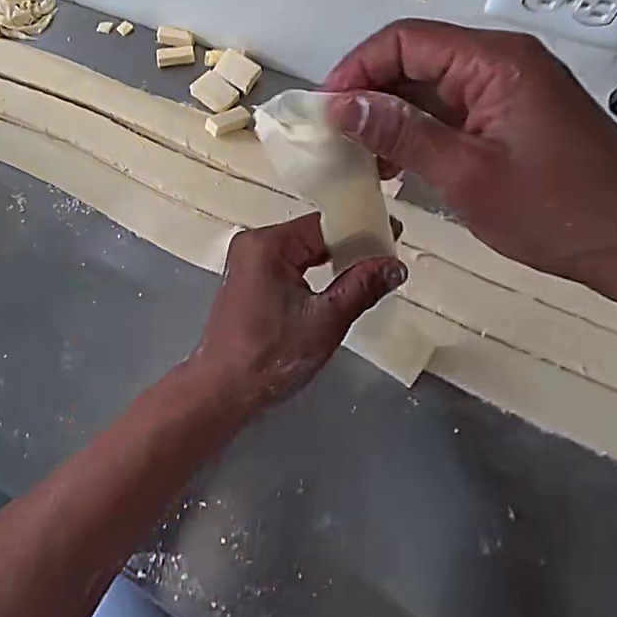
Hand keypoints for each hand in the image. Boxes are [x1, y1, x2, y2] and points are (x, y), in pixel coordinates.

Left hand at [188, 213, 406, 411]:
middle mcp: (255, 244)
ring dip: (334, 259)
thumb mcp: (325, 321)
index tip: (392, 231)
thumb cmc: (270, 356)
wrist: (222, 392)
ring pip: (303, 250)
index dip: (360, 228)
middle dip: (350, 244)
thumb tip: (395, 266)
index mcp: (267, 244)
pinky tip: (340, 280)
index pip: (323, 224)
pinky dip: (316, 271)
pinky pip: (291, 264)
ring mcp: (250, 261)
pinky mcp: (250, 279)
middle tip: (388, 250)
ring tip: (372, 266)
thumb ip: (361, 287)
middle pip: (313, 234)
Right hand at [323, 19, 616, 299]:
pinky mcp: (515, 115)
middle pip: (417, 60)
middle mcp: (503, 62)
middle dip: (372, 95)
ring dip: (395, 117)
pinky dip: (423, 132)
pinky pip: (454, 110)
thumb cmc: (565, 213)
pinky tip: (402, 164)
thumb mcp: (468, 175)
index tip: (327, 108)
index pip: (406, 41)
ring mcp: (511, 89)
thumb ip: (402, 133)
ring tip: (365, 158)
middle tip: (339, 138)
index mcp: (495, 61)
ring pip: (432, 87)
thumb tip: (343, 105)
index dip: (357, 69)